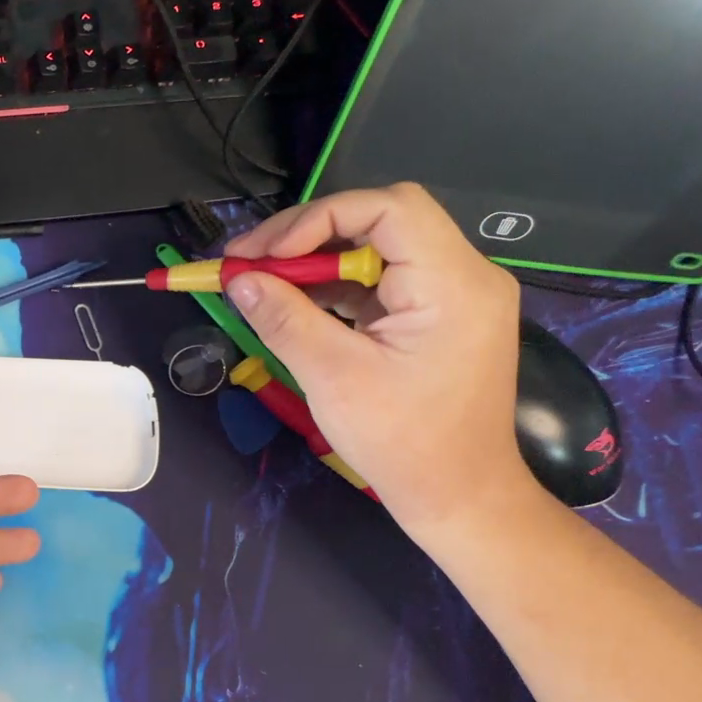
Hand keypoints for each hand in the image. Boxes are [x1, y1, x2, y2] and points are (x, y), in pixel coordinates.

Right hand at [223, 183, 535, 527]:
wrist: (456, 493)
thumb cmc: (401, 438)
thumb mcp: (332, 376)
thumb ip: (284, 319)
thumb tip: (238, 279)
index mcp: (452, 284)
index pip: (388, 208)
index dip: (316, 219)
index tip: (260, 255)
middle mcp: (462, 276)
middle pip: (380, 220)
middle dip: (306, 234)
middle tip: (247, 263)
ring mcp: (448, 297)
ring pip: (373, 248)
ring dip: (311, 259)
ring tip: (256, 282)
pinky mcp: (431, 317)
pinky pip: (375, 281)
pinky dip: (328, 285)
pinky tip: (289, 303)